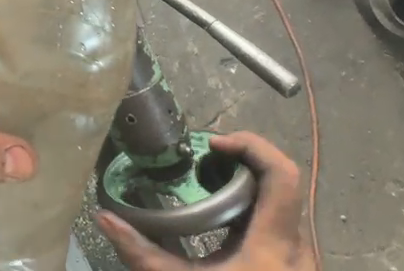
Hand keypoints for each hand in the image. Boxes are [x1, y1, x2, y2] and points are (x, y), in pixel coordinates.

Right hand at [96, 132, 313, 270]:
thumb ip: (142, 253)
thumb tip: (102, 216)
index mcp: (274, 245)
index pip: (282, 175)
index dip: (252, 145)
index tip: (211, 144)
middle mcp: (297, 246)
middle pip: (281, 182)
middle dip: (241, 160)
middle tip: (200, 159)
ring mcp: (302, 258)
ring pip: (282, 201)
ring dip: (246, 181)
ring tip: (206, 181)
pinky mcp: (296, 266)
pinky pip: (279, 220)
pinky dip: (251, 204)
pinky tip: (220, 217)